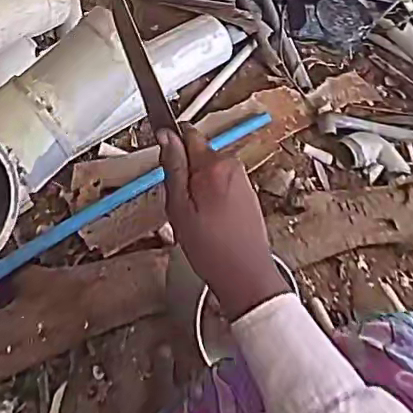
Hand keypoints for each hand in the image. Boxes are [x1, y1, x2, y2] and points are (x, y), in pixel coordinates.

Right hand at [157, 124, 287, 320]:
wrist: (247, 278)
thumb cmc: (213, 249)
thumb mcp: (179, 207)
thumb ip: (172, 167)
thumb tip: (166, 136)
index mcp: (213, 166)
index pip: (187, 133)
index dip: (171, 145)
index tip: (164, 162)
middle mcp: (231, 166)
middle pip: (197, 152)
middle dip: (184, 170)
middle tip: (179, 201)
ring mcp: (242, 179)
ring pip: (208, 169)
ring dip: (197, 184)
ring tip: (194, 215)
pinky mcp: (247, 193)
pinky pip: (220, 182)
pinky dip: (211, 195)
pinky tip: (208, 220)